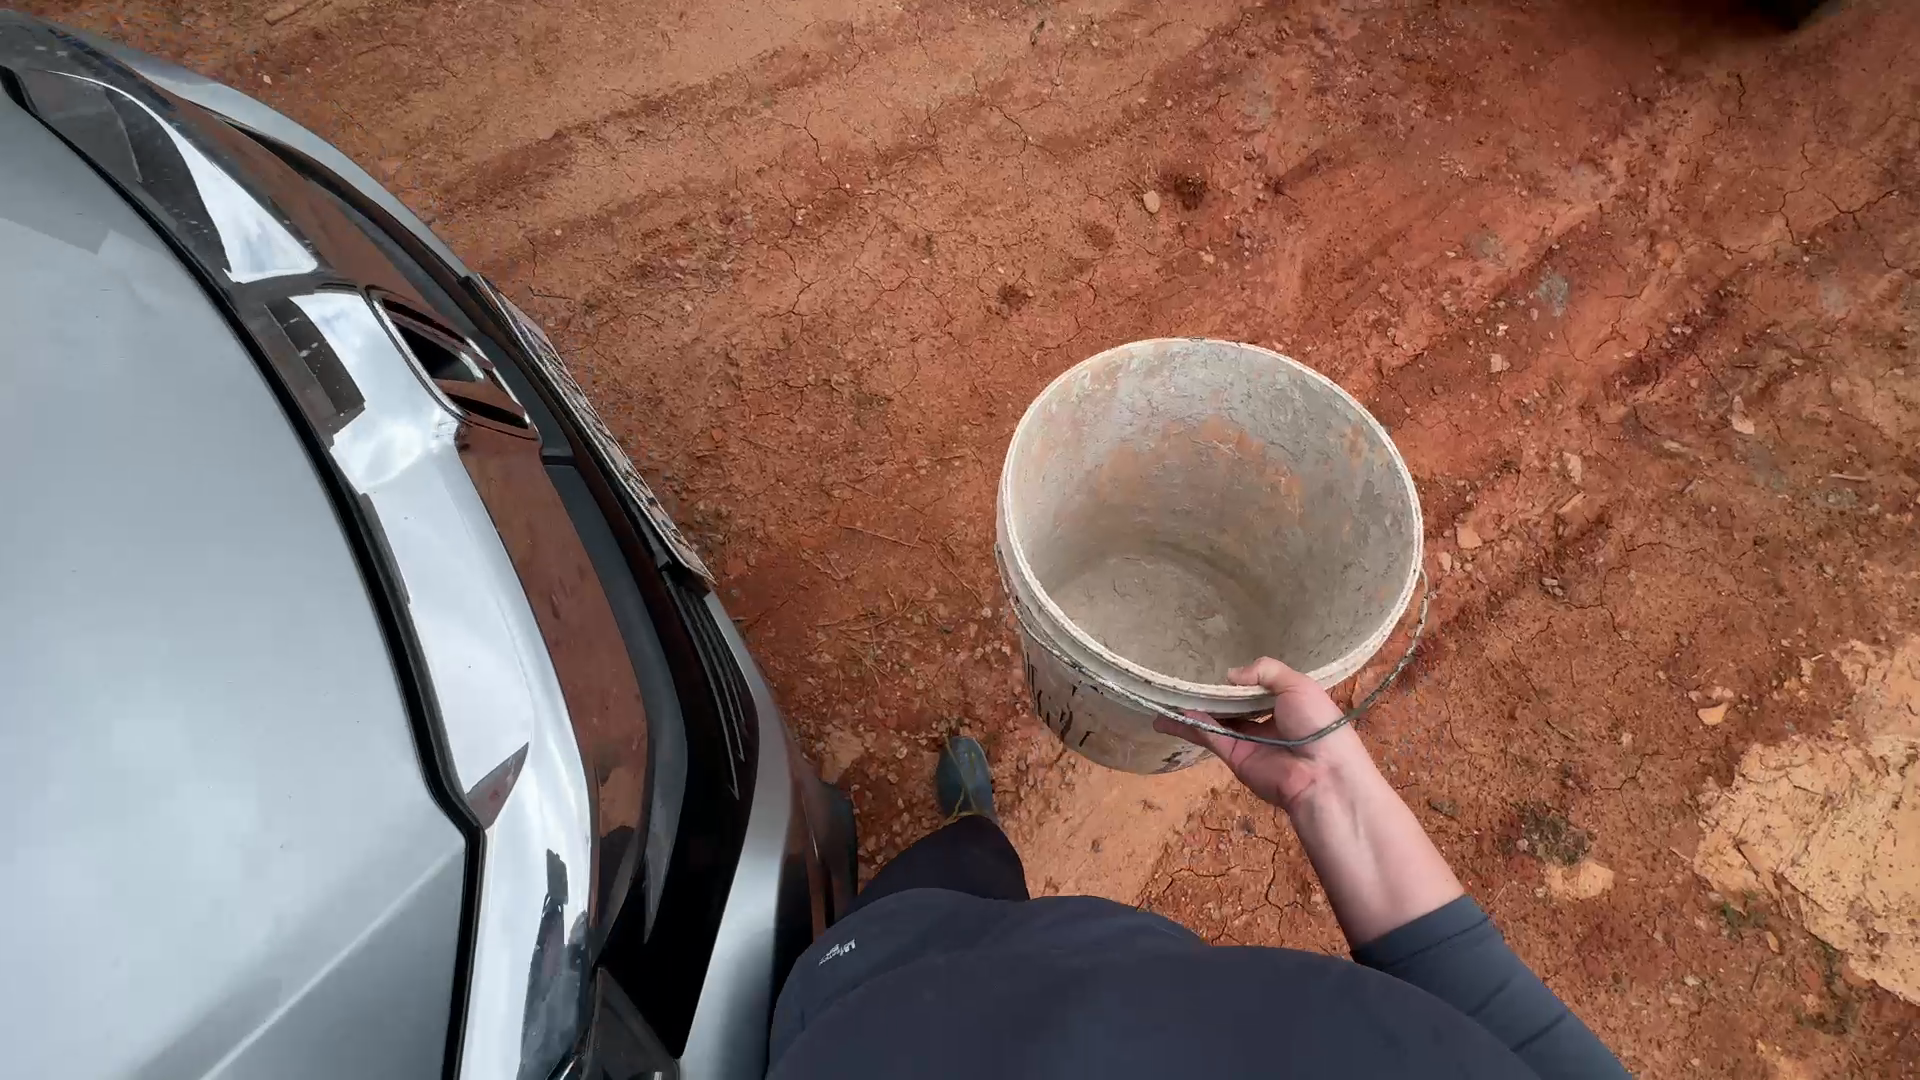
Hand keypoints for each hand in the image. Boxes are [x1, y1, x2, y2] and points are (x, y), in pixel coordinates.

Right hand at [1152, 657, 1369, 813]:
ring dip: (1189, 713)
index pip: (1255, 691)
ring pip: (1213, 722)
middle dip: (1207, 698)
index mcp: (1285, 705)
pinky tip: (1168, 718)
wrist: (1323, 774)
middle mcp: (1264, 723)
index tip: (1216, 672)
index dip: (1236, 682)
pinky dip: (1189, 727)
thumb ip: (1265, 670)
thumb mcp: (1298, 684)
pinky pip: (1209, 737)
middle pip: (1229, 707)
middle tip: (1181, 686)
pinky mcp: (1234, 757)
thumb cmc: (1317, 724)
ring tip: (1163, 703)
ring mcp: (1247, 742)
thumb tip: (1230, 675)